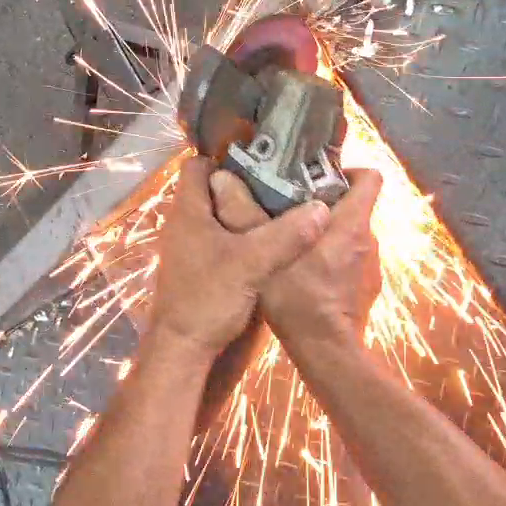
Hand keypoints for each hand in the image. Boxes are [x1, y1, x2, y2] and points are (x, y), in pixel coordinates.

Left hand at [145, 157, 330, 368]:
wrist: (182, 348)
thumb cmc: (208, 297)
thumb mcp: (252, 264)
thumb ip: (286, 236)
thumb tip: (322, 210)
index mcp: (188, 210)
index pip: (197, 165)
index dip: (225, 157)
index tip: (262, 158)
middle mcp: (183, 223)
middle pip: (211, 189)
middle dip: (243, 184)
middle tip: (281, 182)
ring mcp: (188, 247)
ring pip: (217, 216)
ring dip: (244, 211)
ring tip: (281, 207)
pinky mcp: (196, 267)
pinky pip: (219, 238)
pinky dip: (240, 235)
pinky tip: (268, 242)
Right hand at [211, 168, 383, 350]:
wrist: (327, 352)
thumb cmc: (299, 298)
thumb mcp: (264, 253)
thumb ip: (243, 214)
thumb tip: (223, 179)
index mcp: (352, 222)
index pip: (371, 178)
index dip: (349, 170)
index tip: (319, 176)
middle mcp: (369, 240)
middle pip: (355, 206)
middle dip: (326, 203)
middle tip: (291, 207)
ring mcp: (371, 267)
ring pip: (350, 235)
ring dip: (326, 234)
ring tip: (293, 242)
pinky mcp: (366, 290)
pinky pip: (350, 263)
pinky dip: (332, 261)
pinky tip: (306, 276)